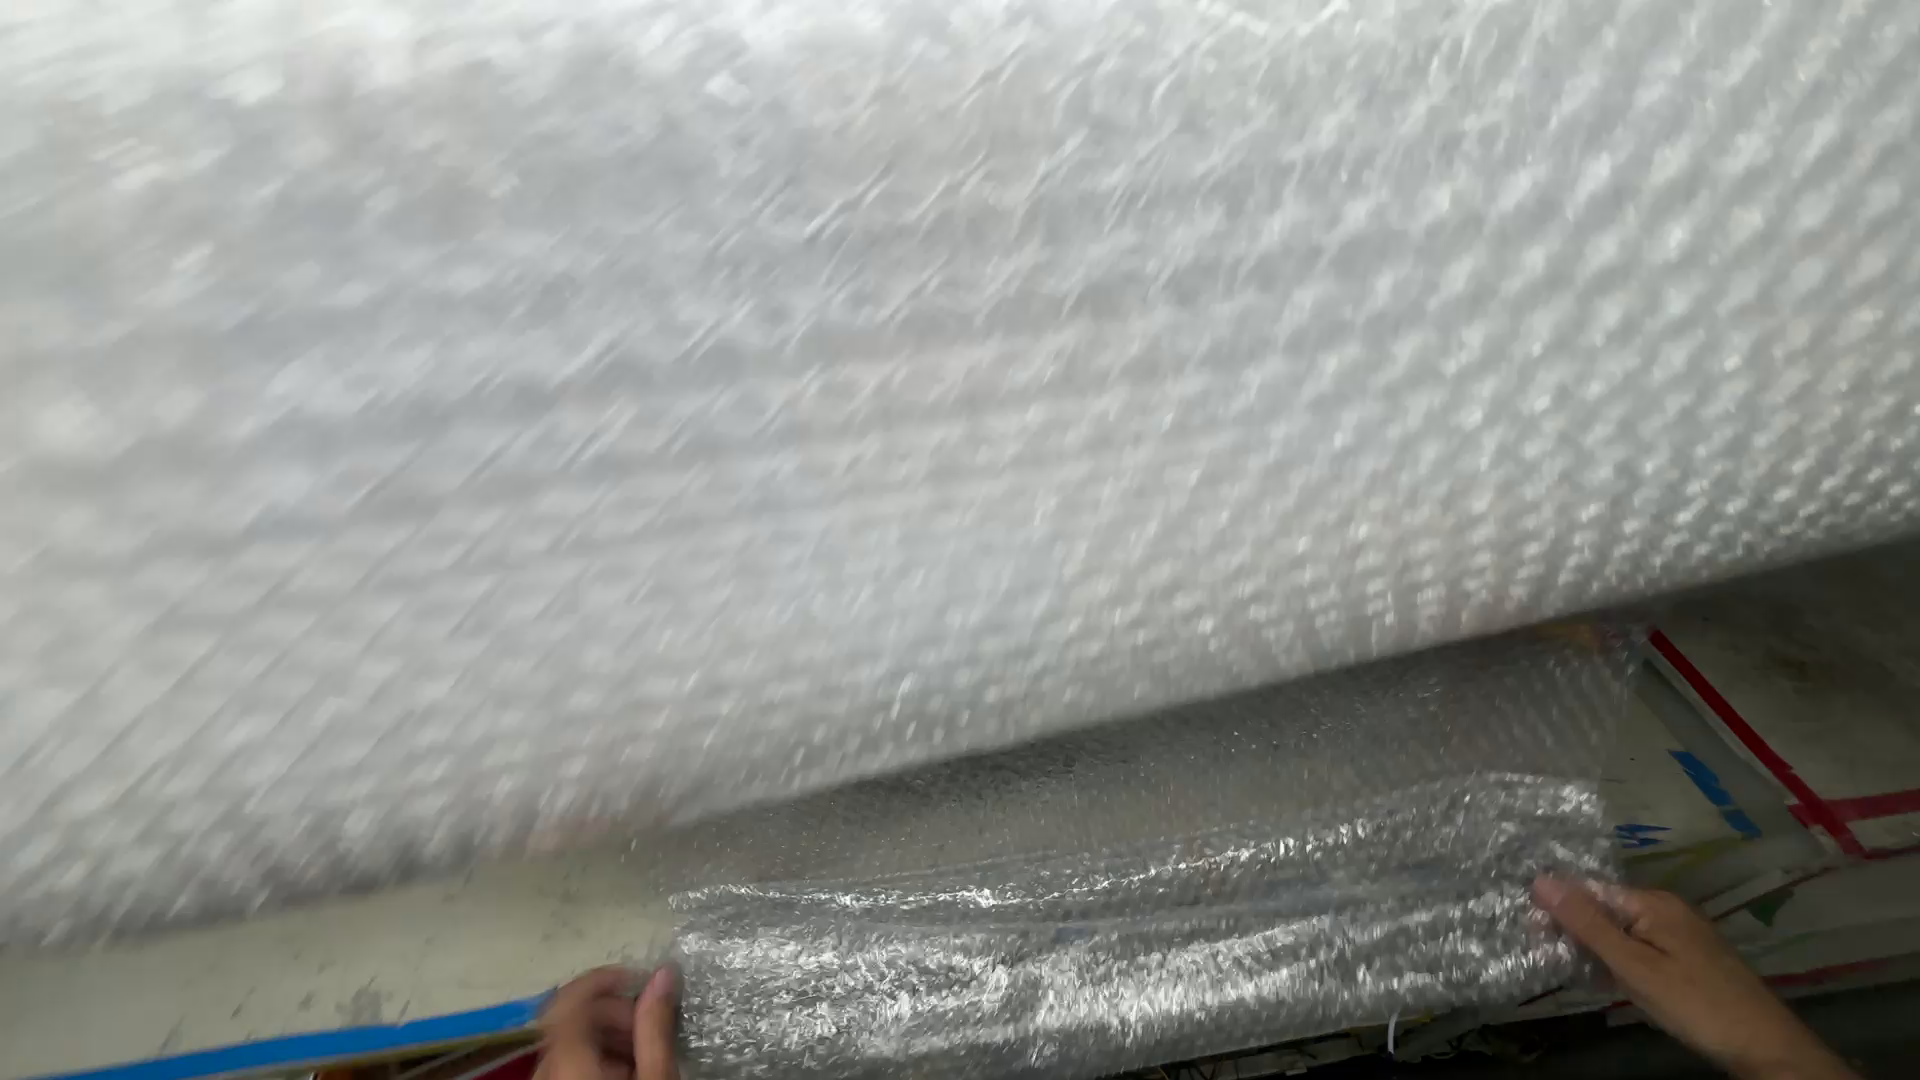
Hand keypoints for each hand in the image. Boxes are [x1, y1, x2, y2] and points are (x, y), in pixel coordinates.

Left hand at [535, 965, 679, 1079]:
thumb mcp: (654, 1074)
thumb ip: (656, 1025)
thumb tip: (664, 972)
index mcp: (568, 1059)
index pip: (569, 997)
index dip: (602, 977)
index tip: (637, 977)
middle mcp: (545, 1066)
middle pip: (575, 1015)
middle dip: (616, 1010)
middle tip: (648, 1025)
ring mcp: (542, 1079)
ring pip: (571, 1035)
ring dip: (608, 1031)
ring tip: (639, 1051)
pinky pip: (565, 1057)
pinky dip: (596, 1050)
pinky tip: (622, 1066)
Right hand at [1533, 878, 1856, 1079]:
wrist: (1774, 1055)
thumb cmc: (1697, 1005)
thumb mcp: (1633, 966)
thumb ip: (1585, 922)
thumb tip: (1538, 879)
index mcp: (1651, 901)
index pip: (1585, 890)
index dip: (1557, 909)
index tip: (1536, 936)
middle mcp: (1665, 907)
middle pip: (1602, 908)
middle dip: (1576, 931)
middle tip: (1560, 960)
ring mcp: (1680, 932)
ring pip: (1619, 929)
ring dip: (1597, 948)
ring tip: (1584, 972)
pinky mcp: (1688, 955)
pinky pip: (1639, 944)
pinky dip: (1621, 959)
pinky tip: (1614, 980)